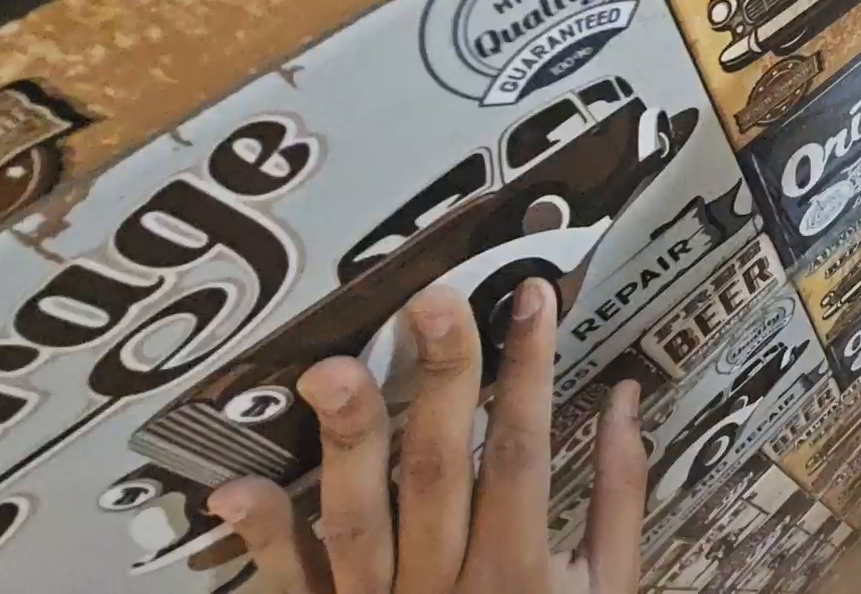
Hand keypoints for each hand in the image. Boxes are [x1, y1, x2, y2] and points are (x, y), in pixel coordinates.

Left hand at [207, 281, 646, 593]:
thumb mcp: (610, 586)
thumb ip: (620, 491)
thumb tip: (627, 396)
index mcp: (519, 571)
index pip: (522, 446)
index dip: (530, 366)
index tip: (533, 295)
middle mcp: (443, 587)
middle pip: (436, 467)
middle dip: (439, 377)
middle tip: (434, 301)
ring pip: (355, 518)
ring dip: (342, 440)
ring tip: (329, 367)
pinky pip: (290, 590)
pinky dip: (261, 541)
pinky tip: (234, 488)